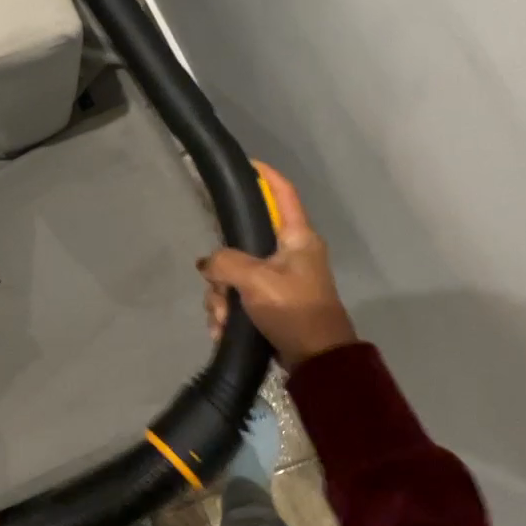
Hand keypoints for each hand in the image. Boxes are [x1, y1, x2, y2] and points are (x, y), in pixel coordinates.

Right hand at [199, 161, 358, 369]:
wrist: (317, 362)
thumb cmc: (294, 311)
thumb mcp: (255, 281)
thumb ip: (225, 263)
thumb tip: (207, 265)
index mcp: (297, 238)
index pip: (284, 193)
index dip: (266, 175)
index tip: (246, 163)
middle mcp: (288, 254)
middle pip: (240, 244)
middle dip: (221, 272)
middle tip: (220, 291)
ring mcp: (277, 280)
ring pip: (232, 275)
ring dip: (221, 299)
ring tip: (224, 321)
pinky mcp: (269, 304)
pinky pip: (236, 298)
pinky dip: (227, 314)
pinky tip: (224, 331)